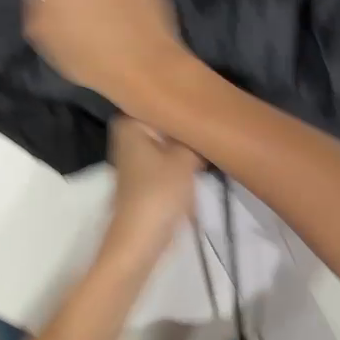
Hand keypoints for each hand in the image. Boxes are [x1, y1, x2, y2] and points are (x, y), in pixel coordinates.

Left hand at [103, 118, 200, 253]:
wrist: (141, 237)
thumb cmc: (159, 192)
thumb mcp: (186, 158)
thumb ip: (195, 137)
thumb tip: (206, 127)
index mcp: (129, 122)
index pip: (160, 101)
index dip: (185, 105)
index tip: (209, 107)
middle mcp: (126, 135)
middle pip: (164, 123)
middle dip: (185, 128)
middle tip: (213, 127)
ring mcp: (132, 157)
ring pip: (166, 141)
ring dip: (184, 145)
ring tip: (210, 141)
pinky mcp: (141, 176)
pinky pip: (164, 159)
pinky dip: (178, 161)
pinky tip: (198, 162)